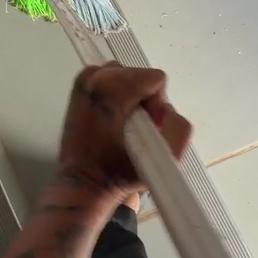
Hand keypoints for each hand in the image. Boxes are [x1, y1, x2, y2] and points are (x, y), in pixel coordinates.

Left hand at [56, 65, 192, 197]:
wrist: (83, 181)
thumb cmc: (119, 172)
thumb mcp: (164, 157)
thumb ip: (178, 127)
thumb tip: (164, 109)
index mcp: (111, 88)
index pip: (155, 79)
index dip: (157, 105)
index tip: (146, 127)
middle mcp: (95, 76)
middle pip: (140, 76)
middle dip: (144, 101)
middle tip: (134, 129)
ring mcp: (85, 79)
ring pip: (126, 76)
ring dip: (131, 98)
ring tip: (123, 125)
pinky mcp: (79, 85)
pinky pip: (110, 80)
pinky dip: (117, 96)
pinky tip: (112, 119)